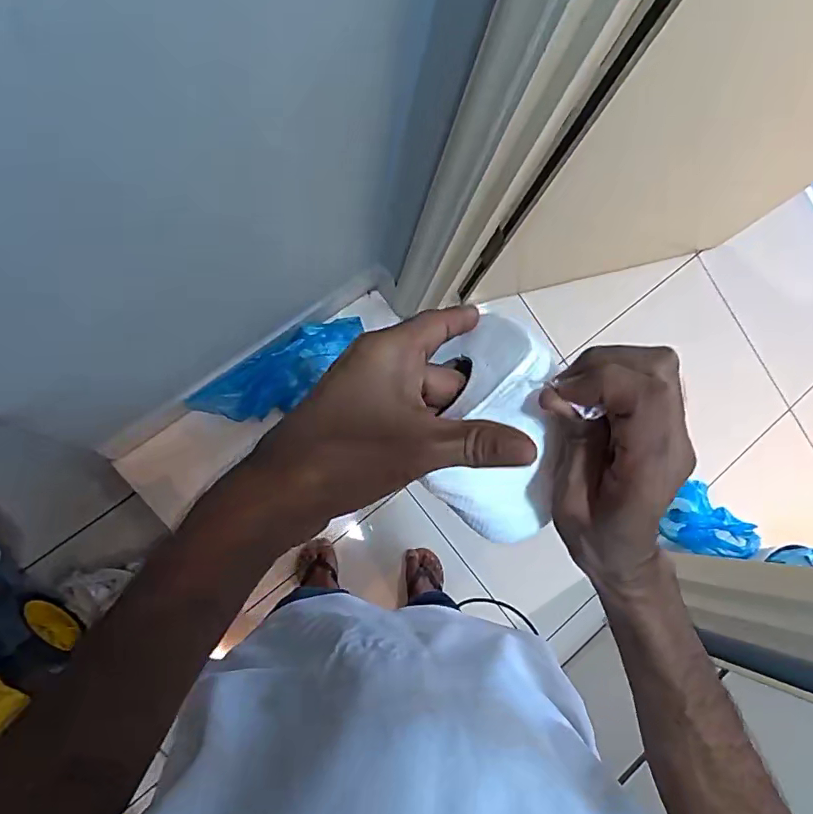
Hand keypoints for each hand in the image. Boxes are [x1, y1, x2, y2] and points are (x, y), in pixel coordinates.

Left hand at [237, 306, 536, 535]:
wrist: (283, 492)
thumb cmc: (352, 453)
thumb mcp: (423, 447)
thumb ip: (476, 444)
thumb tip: (529, 447)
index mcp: (391, 353)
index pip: (436, 325)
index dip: (462, 322)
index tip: (486, 320)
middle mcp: (378, 367)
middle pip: (436, 373)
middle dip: (469, 395)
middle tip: (512, 412)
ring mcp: (365, 397)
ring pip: (420, 401)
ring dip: (449, 420)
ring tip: (491, 439)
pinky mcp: (357, 425)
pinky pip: (403, 420)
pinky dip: (426, 433)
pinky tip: (451, 455)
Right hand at [540, 346, 694, 592]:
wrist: (627, 557)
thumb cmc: (595, 539)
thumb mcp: (568, 501)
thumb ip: (571, 443)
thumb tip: (558, 395)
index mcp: (652, 466)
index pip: (645, 394)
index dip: (598, 380)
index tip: (557, 396)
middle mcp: (675, 442)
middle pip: (657, 368)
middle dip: (602, 366)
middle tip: (565, 391)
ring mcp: (678, 431)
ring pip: (658, 366)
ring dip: (610, 367)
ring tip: (577, 393)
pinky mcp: (670, 425)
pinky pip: (651, 380)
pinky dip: (617, 377)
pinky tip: (593, 400)